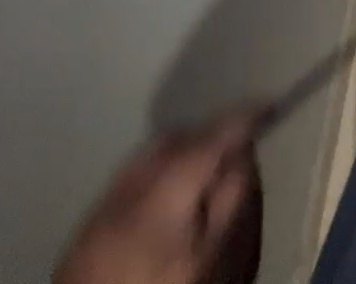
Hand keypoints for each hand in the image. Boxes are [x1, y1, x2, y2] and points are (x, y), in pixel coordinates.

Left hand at [54, 105, 267, 283]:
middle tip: (234, 143)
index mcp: (167, 191)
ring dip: (178, 152)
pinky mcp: (86, 228)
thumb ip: (231, 197)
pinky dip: (154, 174)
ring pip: (145, 157)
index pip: (213, 137)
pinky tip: (167, 197)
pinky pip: (128, 180)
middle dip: (205, 132)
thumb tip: (243, 153)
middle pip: (172, 139)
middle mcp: (129, 189)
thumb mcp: (215, 250)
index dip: (245, 116)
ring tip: (203, 168)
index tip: (270, 106)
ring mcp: (101, 208)